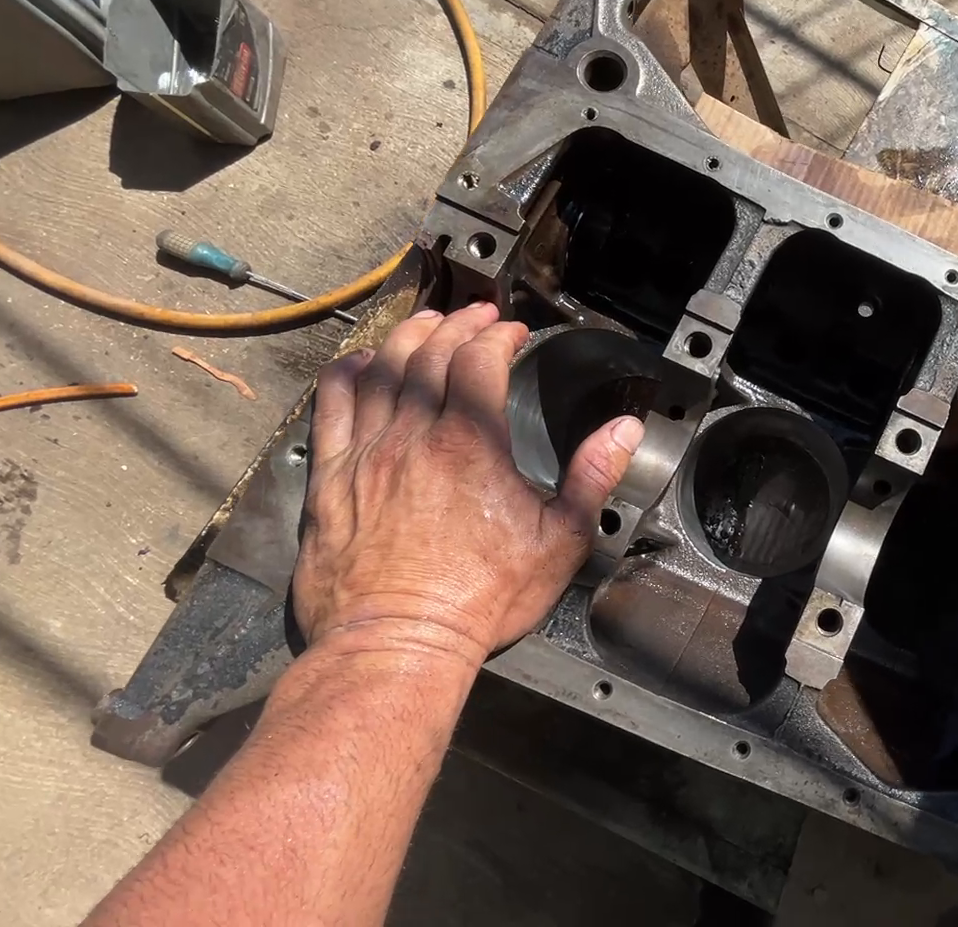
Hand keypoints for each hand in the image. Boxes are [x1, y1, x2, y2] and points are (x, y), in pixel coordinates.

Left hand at [292, 302, 643, 666]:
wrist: (400, 643)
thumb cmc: (486, 594)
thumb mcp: (562, 538)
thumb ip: (593, 475)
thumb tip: (626, 428)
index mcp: (473, 444)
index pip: (479, 361)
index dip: (497, 335)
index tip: (513, 331)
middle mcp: (416, 436)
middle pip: (429, 354)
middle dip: (455, 324)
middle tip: (475, 316)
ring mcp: (367, 456)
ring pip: (381, 372)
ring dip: (406, 338)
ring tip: (425, 322)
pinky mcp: (331, 481)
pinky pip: (332, 410)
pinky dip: (348, 376)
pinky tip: (362, 362)